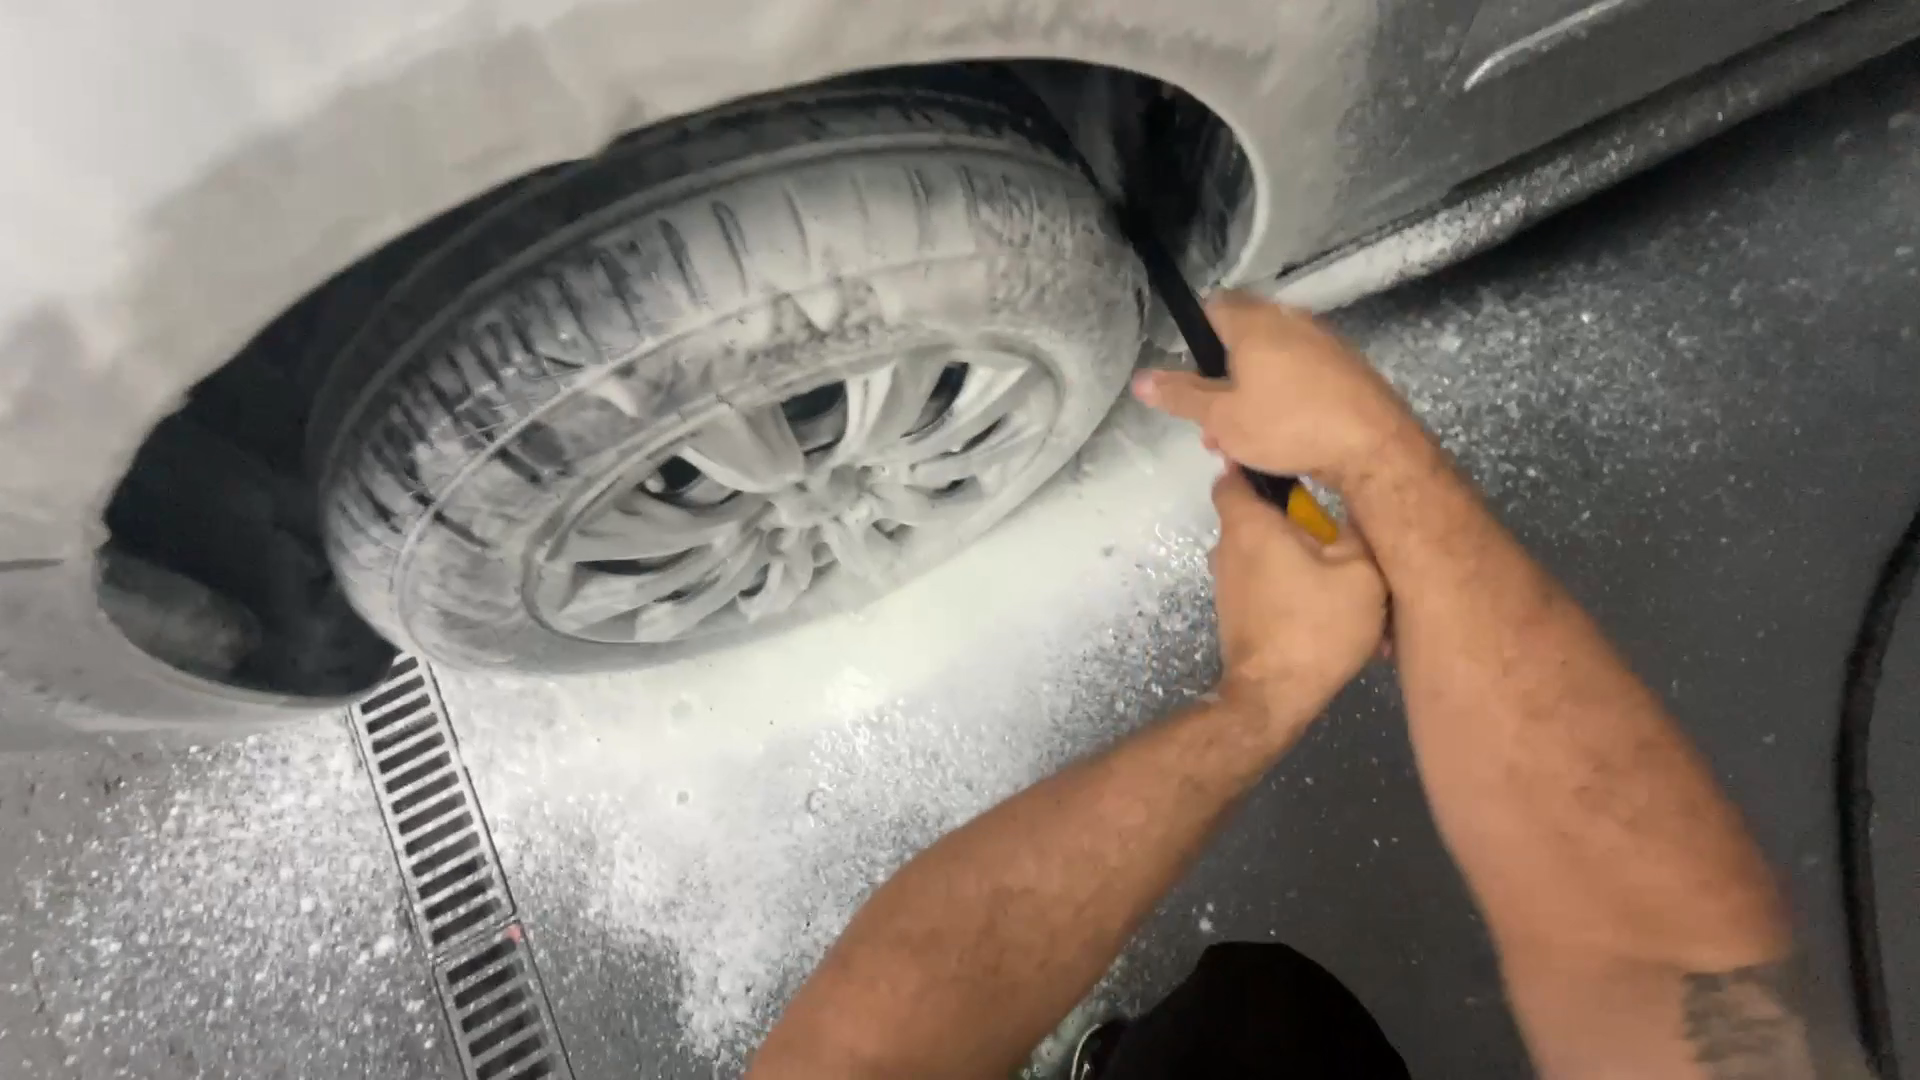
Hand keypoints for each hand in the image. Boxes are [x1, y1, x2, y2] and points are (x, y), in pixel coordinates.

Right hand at [1133, 292, 1416, 489]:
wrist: (1372, 446)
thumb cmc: (1286, 427)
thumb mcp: (1221, 418)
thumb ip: (1180, 396)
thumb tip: (1140, 379)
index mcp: (1254, 324)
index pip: (1215, 305)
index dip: (1196, 334)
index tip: (1190, 373)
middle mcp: (1290, 321)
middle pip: (1243, 334)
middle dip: (1221, 373)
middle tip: (1212, 417)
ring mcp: (1323, 341)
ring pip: (1271, 357)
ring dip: (1249, 390)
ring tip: (1241, 436)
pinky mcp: (1346, 366)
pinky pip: (1300, 370)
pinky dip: (1282, 394)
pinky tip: (1280, 432)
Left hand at [1209, 467, 1387, 729]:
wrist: (1274, 694)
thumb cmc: (1315, 625)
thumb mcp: (1360, 572)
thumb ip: (1354, 530)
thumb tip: (1348, 508)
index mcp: (1246, 526)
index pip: (1232, 477)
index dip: (1255, 467)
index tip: (1289, 468)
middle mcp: (1225, 548)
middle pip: (1254, 516)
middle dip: (1292, 518)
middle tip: (1335, 528)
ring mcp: (1225, 581)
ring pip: (1262, 552)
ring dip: (1296, 557)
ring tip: (1340, 575)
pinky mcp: (1234, 608)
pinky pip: (1263, 581)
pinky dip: (1289, 584)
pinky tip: (1326, 605)